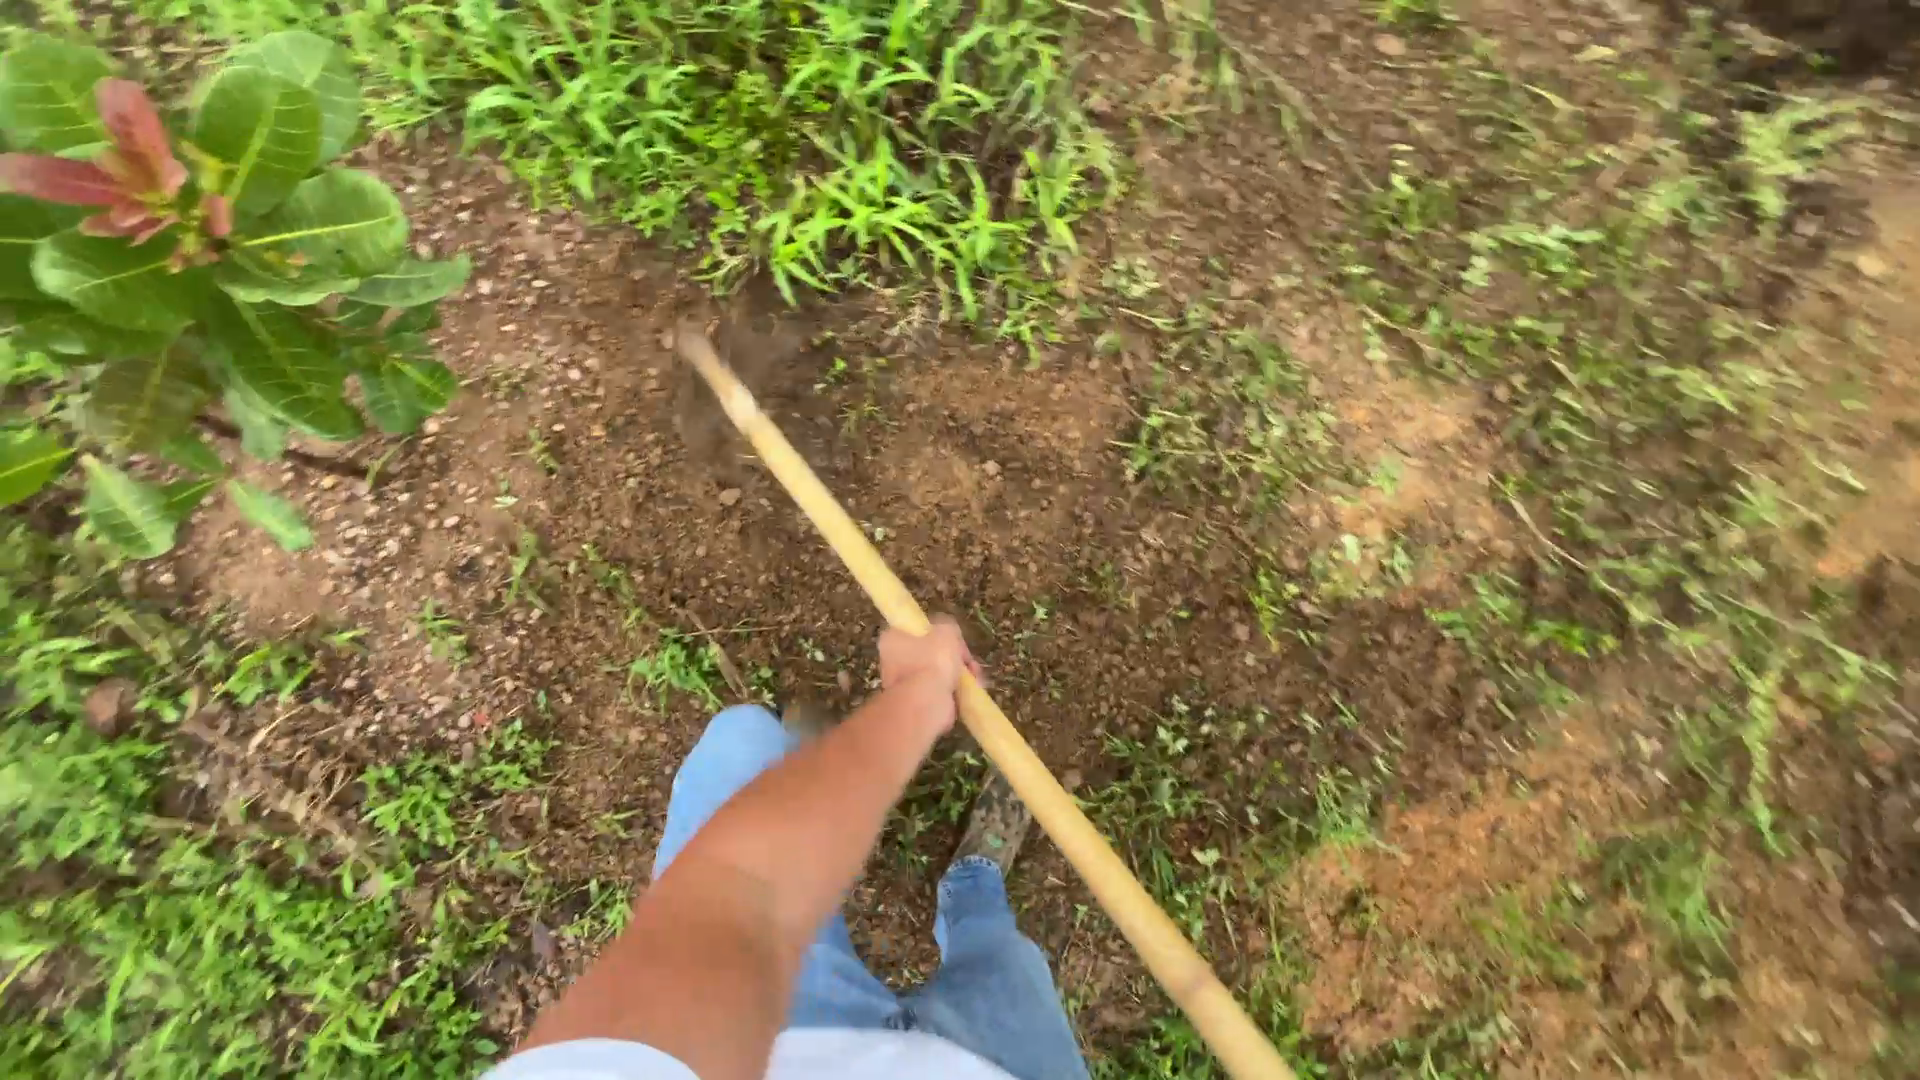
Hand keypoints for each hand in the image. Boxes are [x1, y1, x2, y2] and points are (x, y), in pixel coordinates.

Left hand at [877, 616, 980, 734]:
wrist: (927, 703)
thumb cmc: (932, 661)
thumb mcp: (946, 631)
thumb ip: (948, 626)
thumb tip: (948, 633)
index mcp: (892, 639)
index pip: (916, 629)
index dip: (939, 632)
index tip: (955, 639)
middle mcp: (893, 661)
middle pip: (930, 652)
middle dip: (954, 657)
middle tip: (968, 661)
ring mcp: (904, 683)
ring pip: (937, 673)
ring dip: (959, 674)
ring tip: (975, 678)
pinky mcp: (916, 702)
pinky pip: (939, 690)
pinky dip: (956, 691)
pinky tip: (971, 691)